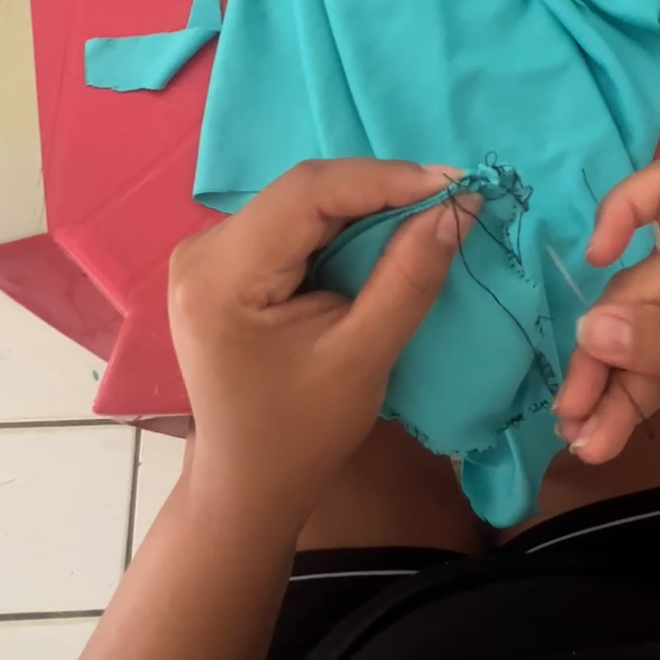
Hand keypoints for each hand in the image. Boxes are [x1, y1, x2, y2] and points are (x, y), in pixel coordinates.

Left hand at [168, 158, 474, 523]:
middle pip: (303, 191)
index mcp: (222, 275)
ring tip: (426, 210)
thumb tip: (457, 206)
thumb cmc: (302, 433)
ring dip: (367, 202)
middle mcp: (203, 249)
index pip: (307, 193)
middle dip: (381, 189)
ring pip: (302, 200)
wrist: (247, 481)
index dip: (385, 178)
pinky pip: (294, 220)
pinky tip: (382, 229)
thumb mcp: (364, 358)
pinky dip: (344, 222)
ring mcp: (208, 251)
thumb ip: (409, 278)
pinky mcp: (224, 260)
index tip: (454, 184)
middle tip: (449, 198)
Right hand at [553, 161, 659, 491]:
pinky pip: (650, 376)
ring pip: (635, 341)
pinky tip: (600, 437)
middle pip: (637, 291)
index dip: (624, 209)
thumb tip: (588, 328)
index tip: (596, 258)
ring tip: (581, 436)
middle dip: (603, 350)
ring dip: (606, 388)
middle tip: (572, 407)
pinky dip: (625, 405)